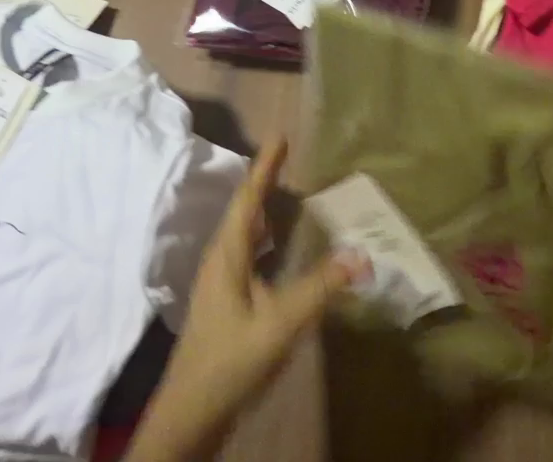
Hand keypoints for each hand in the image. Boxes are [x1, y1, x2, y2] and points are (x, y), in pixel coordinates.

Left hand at [127, 141, 356, 461]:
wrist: (190, 415)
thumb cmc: (230, 361)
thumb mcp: (279, 325)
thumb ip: (320, 288)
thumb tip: (362, 254)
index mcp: (227, 256)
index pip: (247, 200)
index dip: (265, 168)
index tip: (280, 136)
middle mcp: (220, 262)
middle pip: (244, 213)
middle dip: (265, 184)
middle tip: (289, 160)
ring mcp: (220, 285)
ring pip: (244, 236)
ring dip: (264, 212)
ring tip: (287, 196)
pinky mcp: (225, 305)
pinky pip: (248, 256)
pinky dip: (266, 241)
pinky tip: (280, 252)